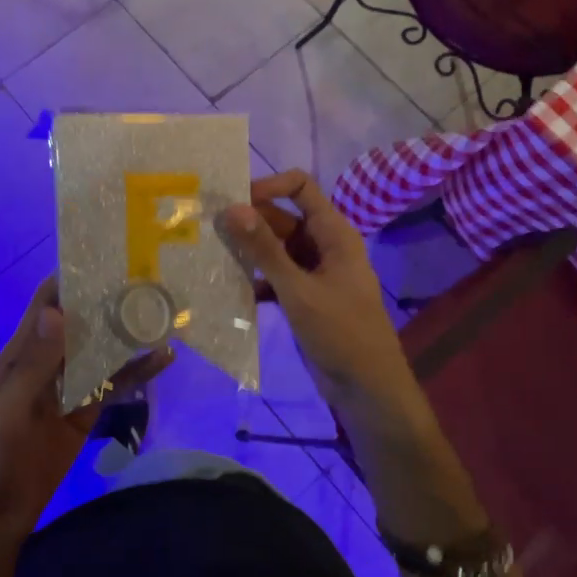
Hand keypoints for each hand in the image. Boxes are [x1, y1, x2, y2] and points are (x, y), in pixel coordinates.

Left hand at [0, 277, 171, 538]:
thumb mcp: (9, 406)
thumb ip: (36, 362)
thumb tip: (60, 311)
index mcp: (21, 352)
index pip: (48, 303)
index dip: (72, 277)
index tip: (107, 253)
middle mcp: (47, 361)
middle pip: (82, 322)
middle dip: (109, 299)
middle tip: (152, 275)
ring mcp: (68, 388)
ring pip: (101, 351)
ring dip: (128, 331)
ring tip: (166, 307)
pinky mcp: (85, 414)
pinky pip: (113, 386)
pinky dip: (137, 372)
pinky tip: (164, 358)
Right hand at [220, 170, 421, 426]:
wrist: (368, 390)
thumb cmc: (341, 333)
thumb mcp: (298, 290)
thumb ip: (264, 249)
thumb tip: (231, 208)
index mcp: (333, 233)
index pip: (300, 187)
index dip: (268, 186)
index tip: (234, 203)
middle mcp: (324, 245)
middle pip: (281, 217)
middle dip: (248, 222)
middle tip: (208, 230)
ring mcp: (314, 272)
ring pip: (275, 248)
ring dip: (248, 252)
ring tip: (210, 255)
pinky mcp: (304, 296)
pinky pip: (275, 275)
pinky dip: (255, 279)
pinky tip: (228, 289)